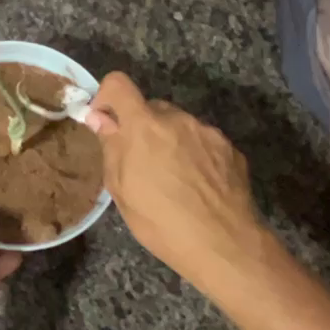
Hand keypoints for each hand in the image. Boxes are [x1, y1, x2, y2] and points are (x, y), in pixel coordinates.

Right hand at [84, 72, 268, 288]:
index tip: (105, 120)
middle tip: (141, 163)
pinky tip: (198, 185)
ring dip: (169, 140)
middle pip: (151, 108)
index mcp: (144, 125)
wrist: (223, 244)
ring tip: (174, 178)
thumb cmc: (160, 220)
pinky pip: (203, 141)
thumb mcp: (121, 189)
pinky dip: (194, 154)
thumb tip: (99, 117)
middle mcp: (177, 119)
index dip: (107, 96)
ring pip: (178, 125)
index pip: (118, 84)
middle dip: (142, 127)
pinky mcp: (230, 148)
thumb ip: (111, 146)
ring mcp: (207, 132)